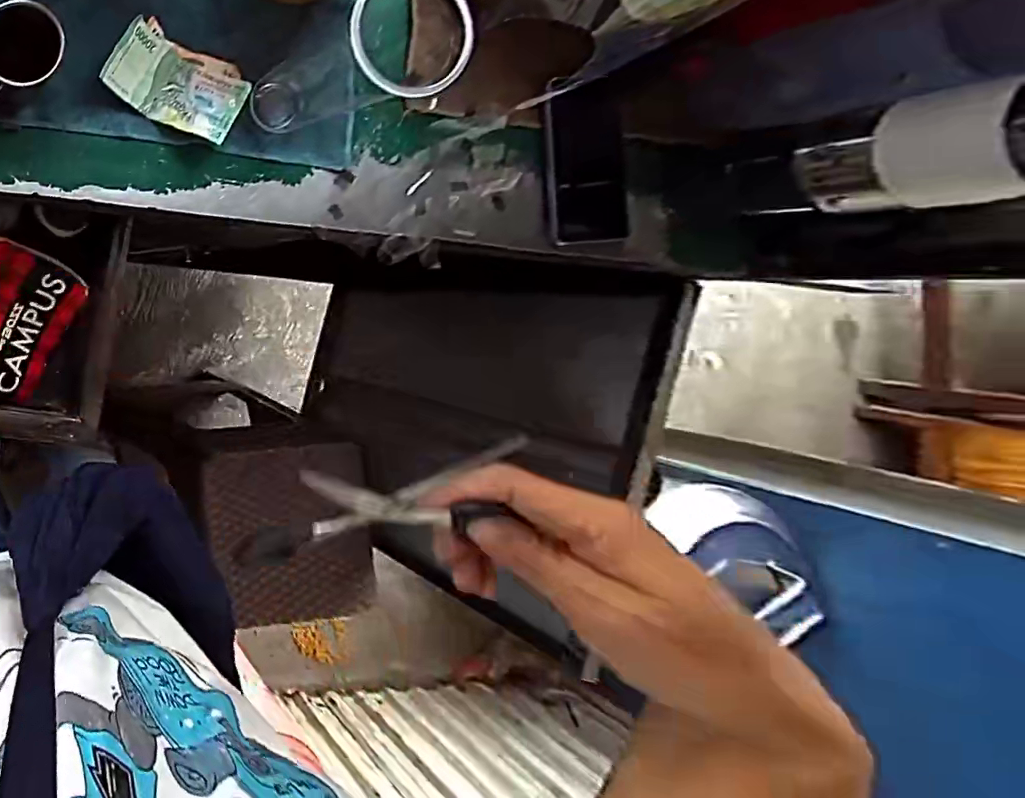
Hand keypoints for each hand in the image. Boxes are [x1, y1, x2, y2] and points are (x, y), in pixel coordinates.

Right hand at [423, 468, 866, 769]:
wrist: (755, 699)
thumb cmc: (683, 655)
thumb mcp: (601, 611)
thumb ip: (535, 560)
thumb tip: (477, 522)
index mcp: (597, 519)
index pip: (510, 481)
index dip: (460, 489)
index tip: (424, 512)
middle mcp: (592, 515)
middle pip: (508, 498)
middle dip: (467, 524)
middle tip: (451, 564)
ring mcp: (594, 534)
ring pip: (515, 519)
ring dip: (483, 544)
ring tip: (471, 583)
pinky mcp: (595, 555)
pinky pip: (534, 540)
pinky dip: (506, 557)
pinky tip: (496, 583)